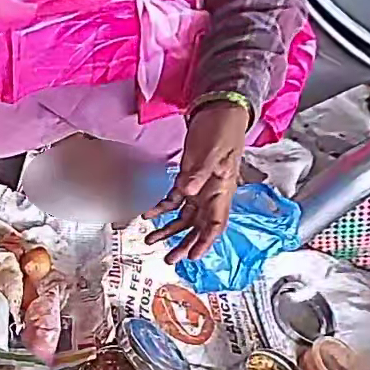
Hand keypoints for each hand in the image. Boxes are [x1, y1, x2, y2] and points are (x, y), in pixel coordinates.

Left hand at [145, 101, 250, 262]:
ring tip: (151, 241)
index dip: (205, 242)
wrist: (218, 109)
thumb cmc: (222, 128)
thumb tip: (186, 194)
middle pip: (199, 227)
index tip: (192, 257)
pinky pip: (173, 201)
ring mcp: (199, 188)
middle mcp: (212, 194)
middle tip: (169, 259)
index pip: (216, 224)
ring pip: (184, 218)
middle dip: (185, 244)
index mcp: (223, 190)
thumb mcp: (212, 151)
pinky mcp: (187, 179)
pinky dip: (160, 209)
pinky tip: (147, 215)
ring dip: (168, 230)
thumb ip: (200, 174)